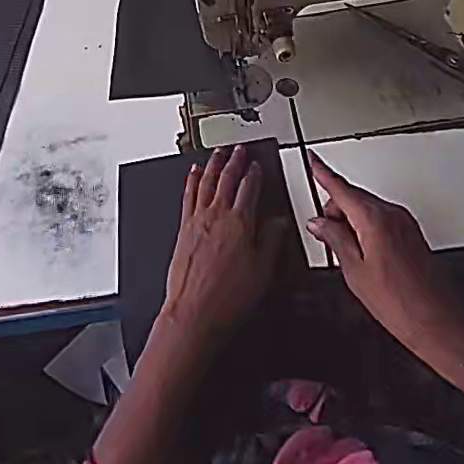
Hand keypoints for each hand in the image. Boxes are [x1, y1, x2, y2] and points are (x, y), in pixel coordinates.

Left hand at [160, 145, 285, 346]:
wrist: (194, 312)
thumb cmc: (227, 297)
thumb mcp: (262, 271)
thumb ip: (271, 241)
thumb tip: (279, 223)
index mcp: (240, 223)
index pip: (250, 188)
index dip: (255, 174)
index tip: (257, 166)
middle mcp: (218, 216)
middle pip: (227, 179)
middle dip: (235, 162)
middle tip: (239, 151)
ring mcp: (198, 219)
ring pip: (207, 182)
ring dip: (214, 164)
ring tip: (218, 153)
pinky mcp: (184, 227)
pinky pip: (189, 195)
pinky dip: (192, 180)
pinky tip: (194, 173)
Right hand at [305, 152, 463, 356]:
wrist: (437, 324)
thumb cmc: (401, 304)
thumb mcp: (354, 271)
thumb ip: (334, 239)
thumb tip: (319, 223)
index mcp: (374, 219)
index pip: (340, 187)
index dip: (322, 172)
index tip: (312, 160)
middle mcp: (392, 214)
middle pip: (353, 196)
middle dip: (334, 211)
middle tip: (324, 236)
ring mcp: (404, 222)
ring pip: (366, 207)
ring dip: (351, 221)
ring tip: (347, 254)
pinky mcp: (411, 233)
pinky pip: (381, 218)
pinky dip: (366, 227)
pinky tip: (364, 254)